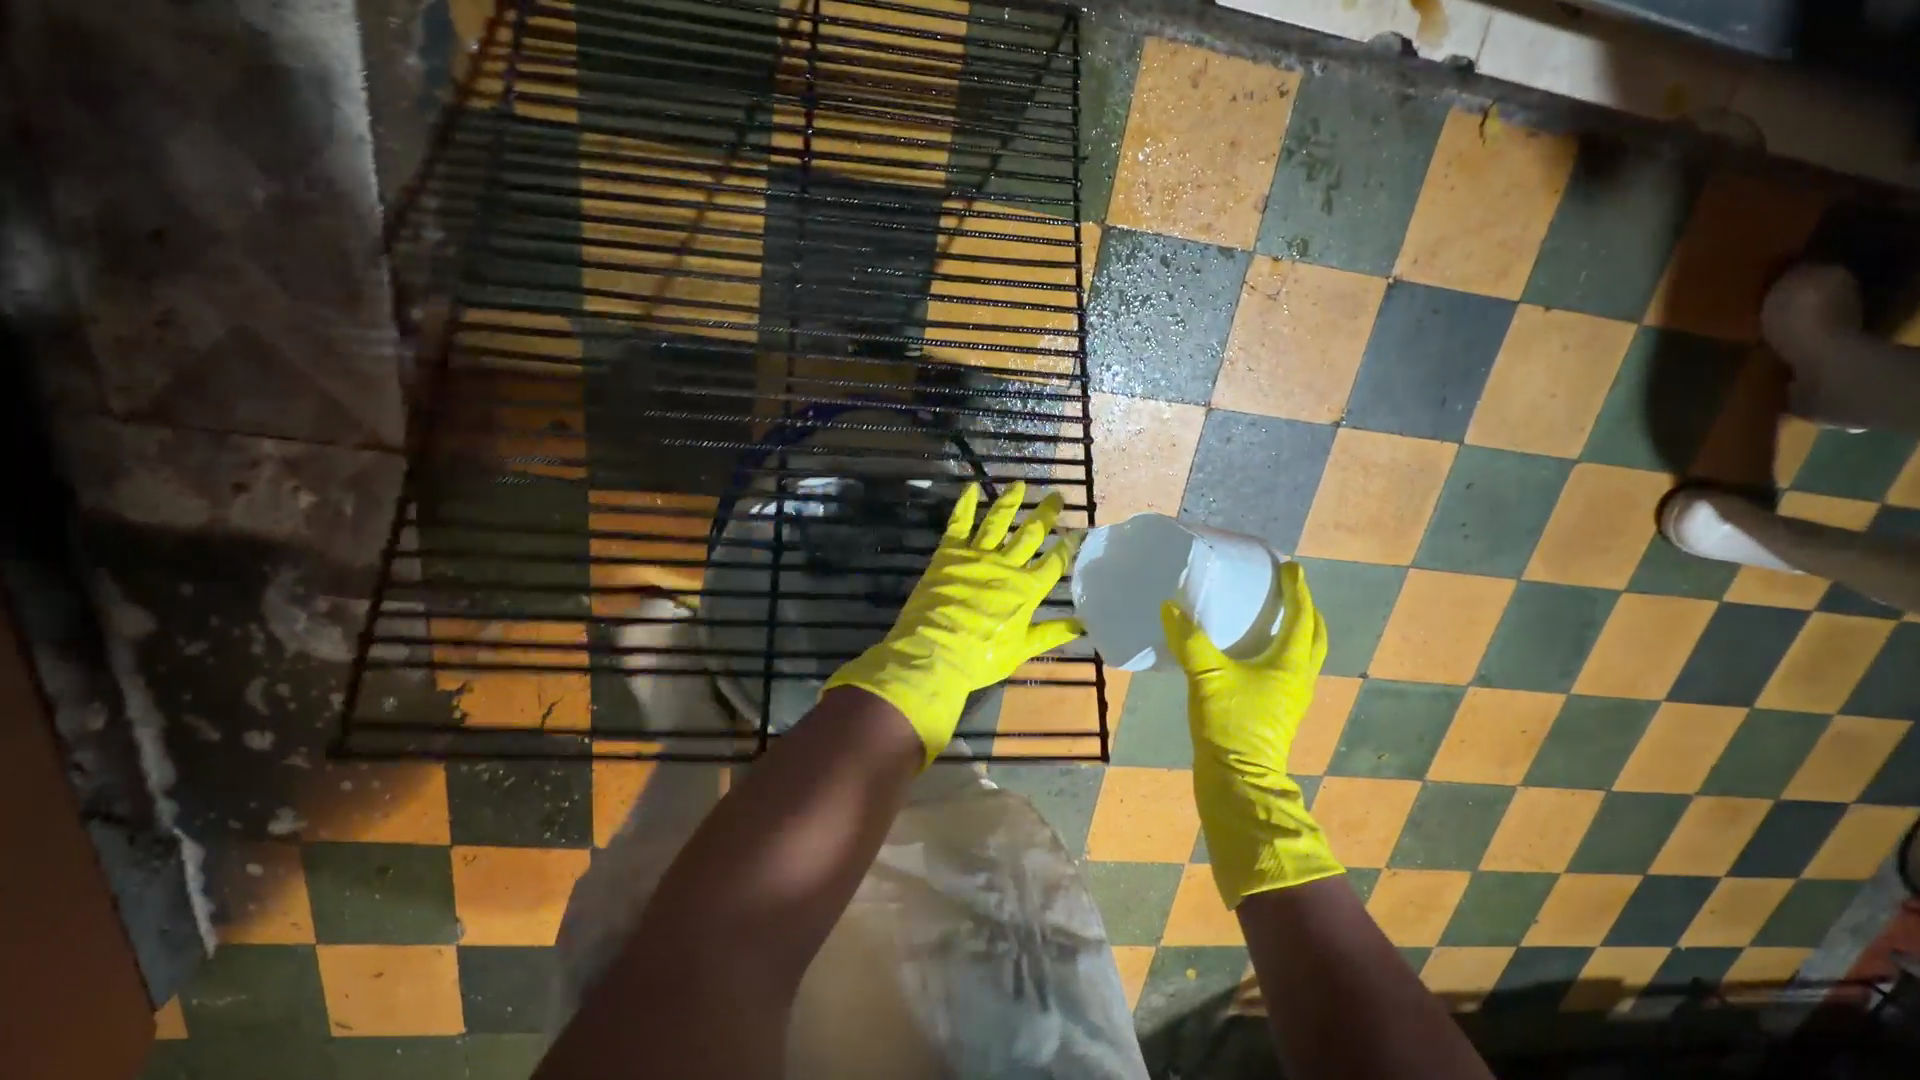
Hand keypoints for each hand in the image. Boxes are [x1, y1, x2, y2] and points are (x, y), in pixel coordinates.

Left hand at [823, 481, 1080, 766]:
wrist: (936, 653)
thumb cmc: (981, 658)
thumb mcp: (1021, 650)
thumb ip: (1051, 634)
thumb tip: (1083, 626)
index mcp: (1027, 590)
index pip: (1055, 562)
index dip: (1067, 546)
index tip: (1077, 531)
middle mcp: (1007, 566)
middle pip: (1031, 534)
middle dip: (1046, 514)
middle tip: (1057, 497)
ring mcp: (977, 556)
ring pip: (998, 521)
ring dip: (1010, 501)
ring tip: (1020, 484)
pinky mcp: (949, 554)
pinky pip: (959, 522)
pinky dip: (965, 503)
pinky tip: (971, 487)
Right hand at [1160, 560, 1342, 906]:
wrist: (1238, 778)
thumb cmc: (1230, 724)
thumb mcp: (1207, 677)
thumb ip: (1190, 640)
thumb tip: (1171, 607)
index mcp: (1290, 663)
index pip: (1301, 616)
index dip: (1297, 589)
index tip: (1290, 567)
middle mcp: (1300, 677)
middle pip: (1315, 635)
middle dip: (1307, 610)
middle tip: (1291, 590)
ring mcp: (1293, 697)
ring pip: (1306, 654)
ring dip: (1299, 631)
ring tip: (1278, 617)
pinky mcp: (1281, 711)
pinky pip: (1291, 670)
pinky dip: (1284, 651)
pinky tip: (1260, 654)